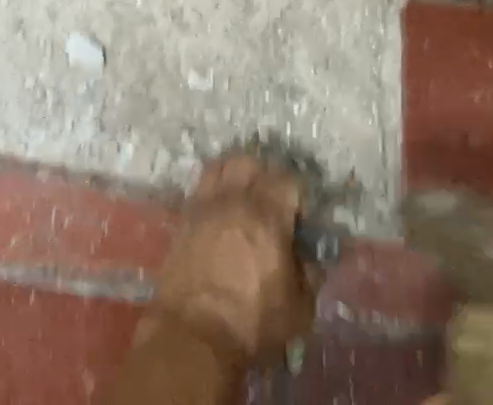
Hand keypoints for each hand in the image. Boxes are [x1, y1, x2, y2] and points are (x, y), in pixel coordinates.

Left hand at [147, 154, 315, 356]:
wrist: (193, 330)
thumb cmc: (253, 321)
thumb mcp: (299, 306)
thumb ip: (309, 273)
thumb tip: (309, 257)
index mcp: (266, 217)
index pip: (287, 180)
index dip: (299, 192)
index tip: (303, 213)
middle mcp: (232, 201)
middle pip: (248, 163)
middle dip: (266, 173)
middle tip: (275, 198)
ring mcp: (202, 206)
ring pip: (219, 167)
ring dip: (235, 173)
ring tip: (245, 195)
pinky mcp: (183, 217)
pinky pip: (200, 186)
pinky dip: (213, 188)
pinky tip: (222, 208)